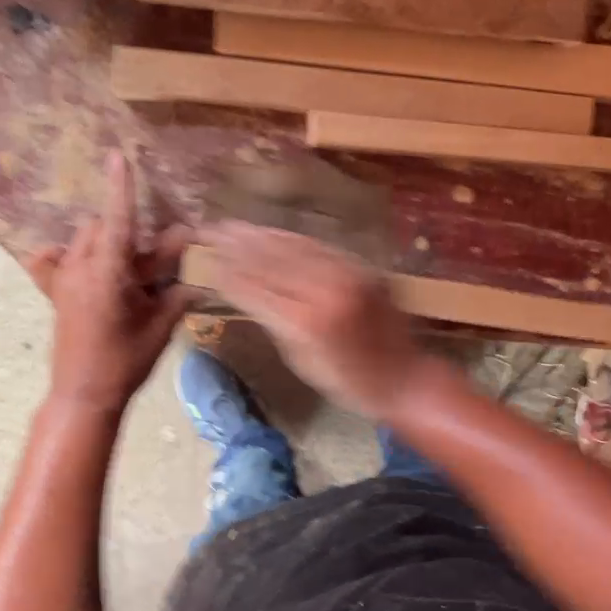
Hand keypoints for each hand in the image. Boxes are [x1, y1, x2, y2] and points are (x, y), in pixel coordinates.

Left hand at [19, 152, 199, 411]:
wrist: (84, 394)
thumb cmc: (125, 362)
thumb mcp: (160, 327)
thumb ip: (178, 293)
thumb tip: (200, 272)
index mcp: (107, 273)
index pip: (117, 220)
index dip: (120, 187)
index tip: (119, 155)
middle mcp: (79, 267)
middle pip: (102, 227)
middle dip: (128, 233)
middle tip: (154, 260)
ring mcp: (63, 279)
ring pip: (84, 240)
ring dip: (108, 244)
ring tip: (130, 273)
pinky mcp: (56, 293)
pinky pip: (56, 260)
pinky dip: (73, 255)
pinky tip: (87, 269)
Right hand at [196, 221, 433, 419]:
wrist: (403, 378)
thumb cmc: (348, 383)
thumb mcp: (302, 361)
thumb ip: (274, 323)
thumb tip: (246, 292)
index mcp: (306, 322)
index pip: (257, 288)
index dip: (229, 272)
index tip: (206, 258)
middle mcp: (326, 291)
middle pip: (273, 260)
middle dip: (239, 244)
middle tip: (212, 229)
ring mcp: (347, 275)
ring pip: (295, 247)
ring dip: (262, 235)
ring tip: (235, 226)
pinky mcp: (362, 267)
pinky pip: (320, 247)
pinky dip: (292, 239)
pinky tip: (274, 233)